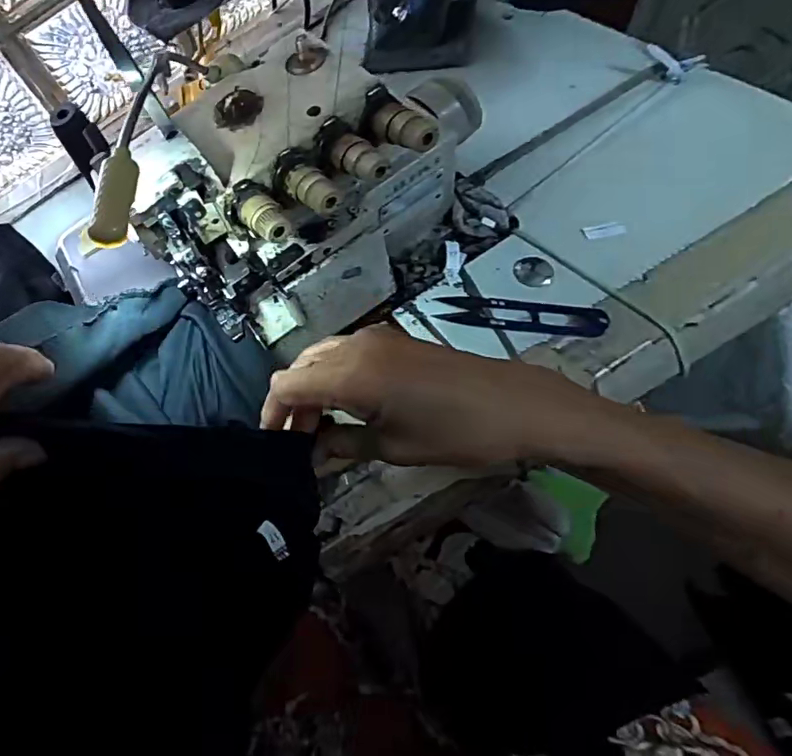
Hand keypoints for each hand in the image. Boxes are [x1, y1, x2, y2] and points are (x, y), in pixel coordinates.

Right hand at [262, 324, 618, 469]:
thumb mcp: (395, 446)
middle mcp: (353, 346)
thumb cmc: (458, 432)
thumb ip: (344, 445)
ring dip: (313, 387)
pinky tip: (350, 403)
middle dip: (293, 402)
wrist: (518, 404)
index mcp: (350, 373)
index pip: (287, 384)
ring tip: (324, 426)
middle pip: (300, 366)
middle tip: (303, 440)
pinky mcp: (390, 338)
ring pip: (320, 356)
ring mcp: (373, 338)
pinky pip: (344, 352)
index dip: (273, 412)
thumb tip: (313, 453)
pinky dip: (334, 375)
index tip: (274, 441)